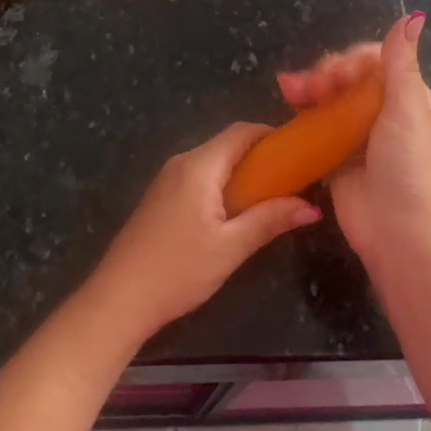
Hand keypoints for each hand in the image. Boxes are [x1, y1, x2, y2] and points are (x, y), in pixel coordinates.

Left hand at [84, 123, 321, 339]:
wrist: (118, 299)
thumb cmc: (177, 270)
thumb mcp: (231, 248)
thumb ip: (270, 220)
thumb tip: (311, 207)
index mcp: (199, 166)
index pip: (242, 131)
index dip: (273, 136)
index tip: (301, 153)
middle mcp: (182, 162)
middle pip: (228, 144)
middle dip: (262, 157)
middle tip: (293, 180)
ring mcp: (167, 179)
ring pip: (214, 162)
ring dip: (243, 174)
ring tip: (272, 198)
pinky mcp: (161, 197)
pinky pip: (200, 177)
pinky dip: (223, 185)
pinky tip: (237, 212)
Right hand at [276, 13, 430, 265]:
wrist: (399, 233)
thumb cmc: (409, 167)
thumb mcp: (409, 109)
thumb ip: (402, 63)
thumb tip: (415, 16)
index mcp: (410, 99)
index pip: (377, 61)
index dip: (352, 60)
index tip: (337, 73)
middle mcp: (385, 114)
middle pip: (350, 78)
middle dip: (326, 73)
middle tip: (310, 86)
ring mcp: (360, 138)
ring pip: (330, 100)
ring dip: (310, 88)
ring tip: (289, 89)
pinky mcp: (338, 159)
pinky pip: (318, 128)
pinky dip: (302, 114)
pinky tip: (287, 105)